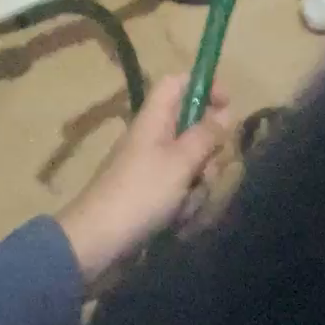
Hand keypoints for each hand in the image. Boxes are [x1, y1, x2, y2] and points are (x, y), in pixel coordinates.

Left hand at [56, 74, 231, 281]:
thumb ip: (207, 134)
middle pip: (193, 126)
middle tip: (207, 170)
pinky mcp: (151, 193)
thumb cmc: (141, 193)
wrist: (97, 242)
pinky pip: (180, 188)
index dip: (204, 86)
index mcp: (155, 118)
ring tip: (188, 203)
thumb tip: (226, 112)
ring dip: (198, 183)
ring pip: (191, 161)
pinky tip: (179, 220)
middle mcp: (153, 136)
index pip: (178, 82)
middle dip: (208, 151)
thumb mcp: (181, 161)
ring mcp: (151, 166)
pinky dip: (185, 202)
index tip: (228, 106)